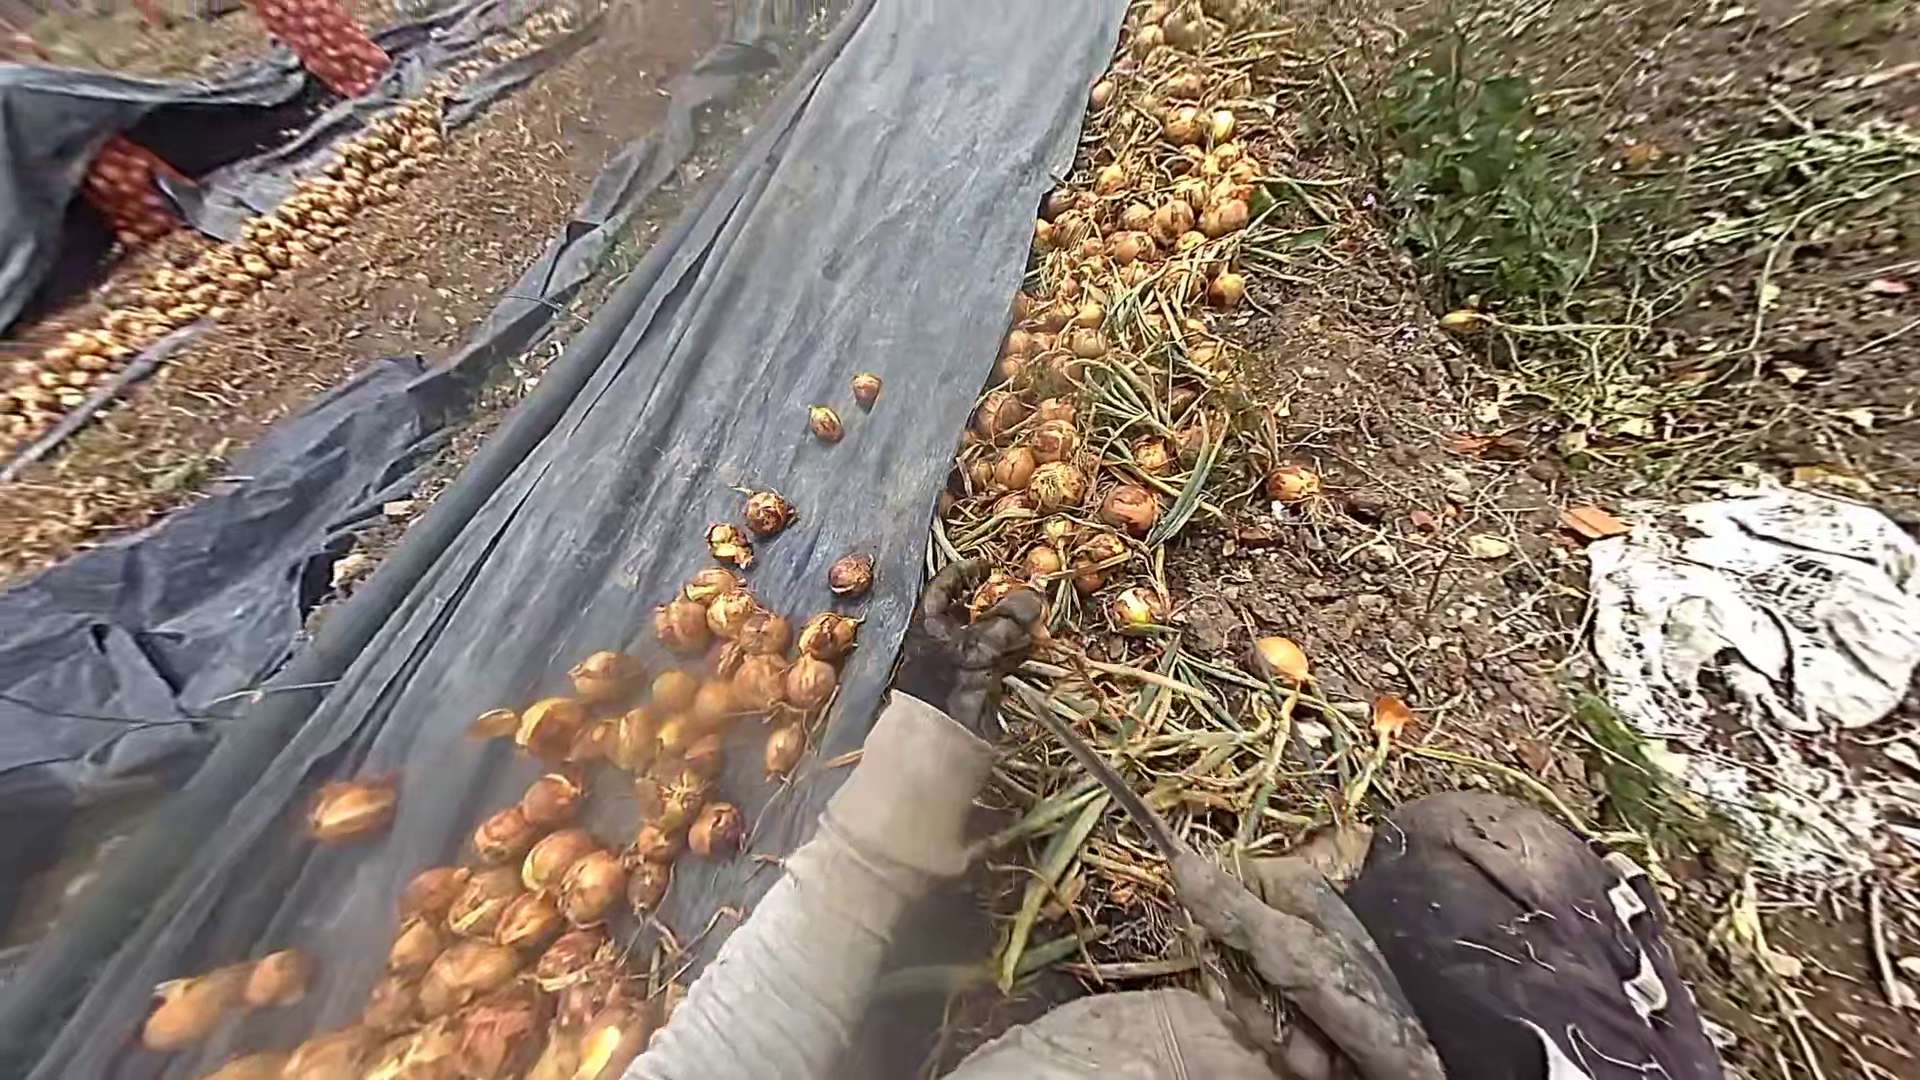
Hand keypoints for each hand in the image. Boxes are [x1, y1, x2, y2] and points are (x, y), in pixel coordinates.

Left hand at [893, 559, 1044, 738]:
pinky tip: (1039, 640)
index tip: (990, 565)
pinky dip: (1022, 646)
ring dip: (1018, 624)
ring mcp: (966, 657)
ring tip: (1039, 617)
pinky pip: (1006, 654)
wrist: (944, 735)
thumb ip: (1008, 617)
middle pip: (977, 608)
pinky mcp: (984, 677)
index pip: (946, 585)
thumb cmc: (948, 681)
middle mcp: (946, 636)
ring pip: (995, 631)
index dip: (967, 571)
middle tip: (1026, 593)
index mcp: (931, 621)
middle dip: (1004, 600)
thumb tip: (1034, 595)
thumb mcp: (977, 642)